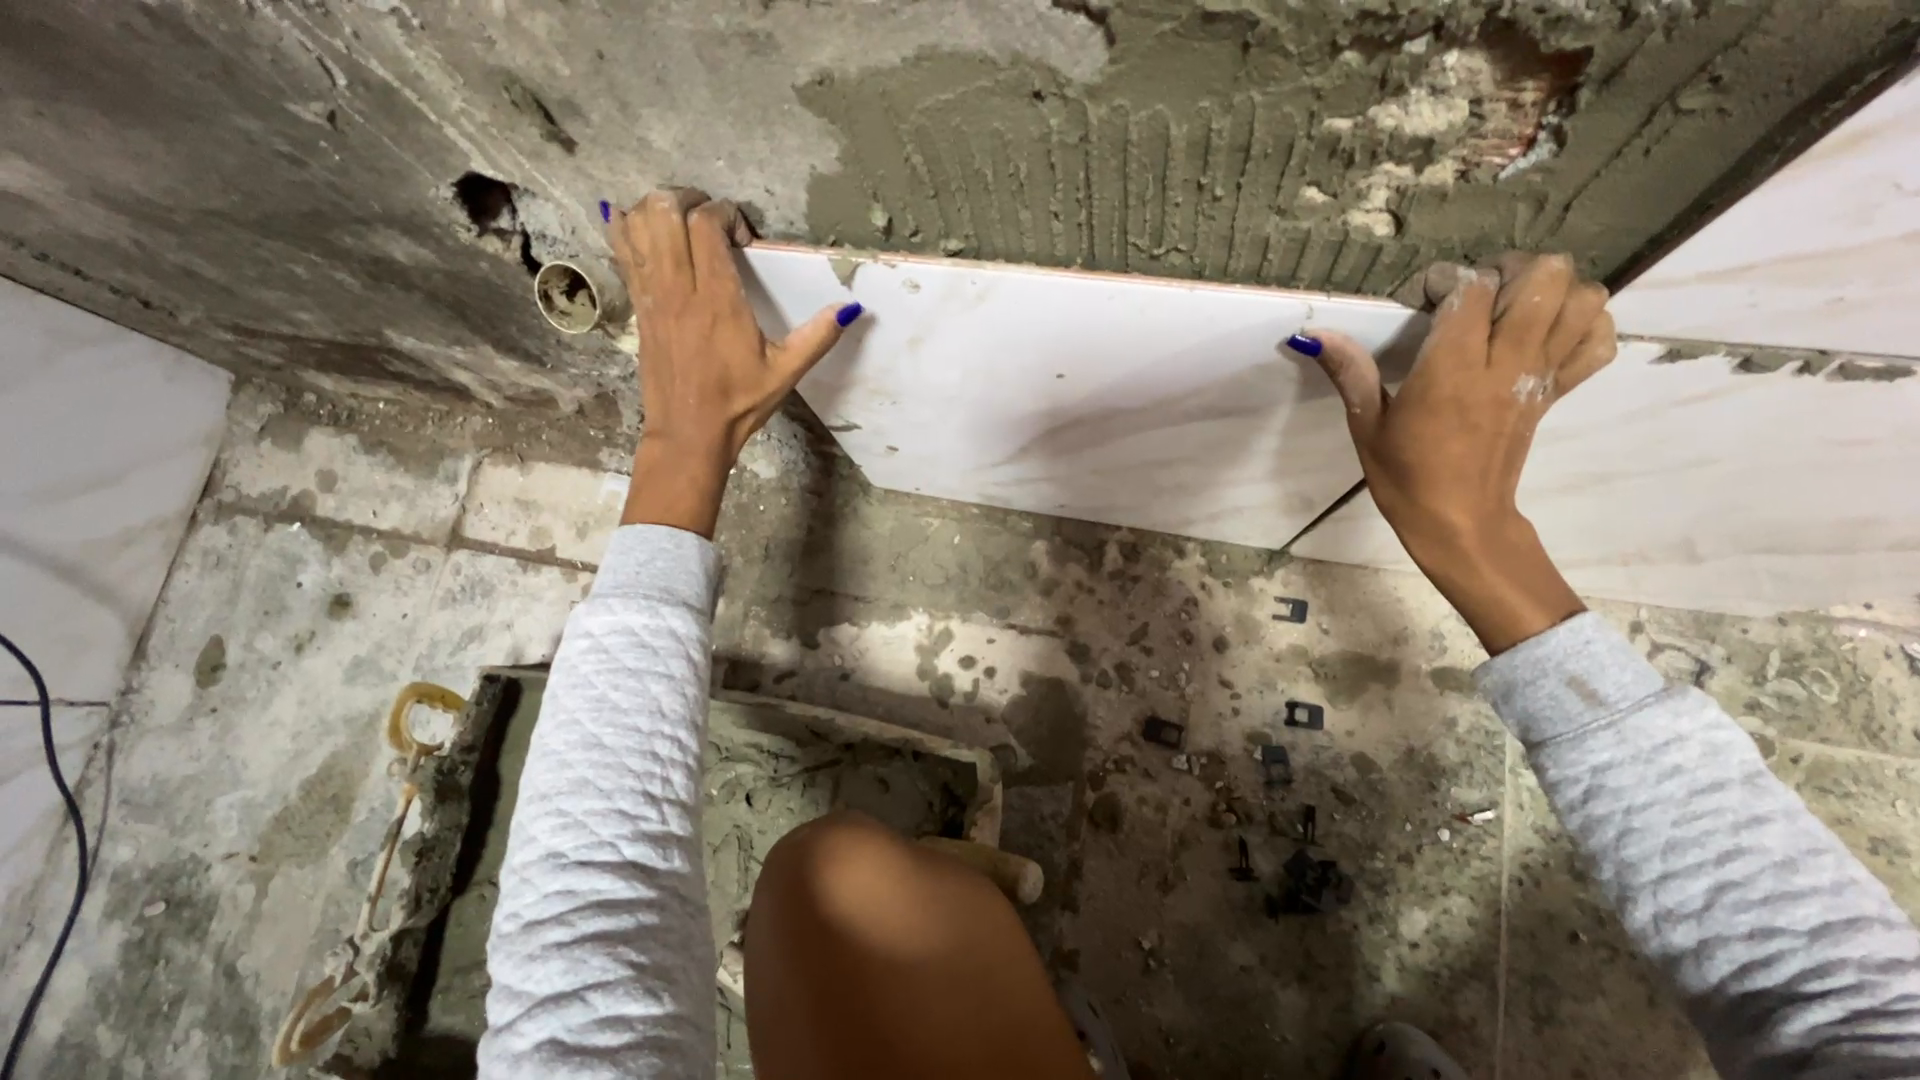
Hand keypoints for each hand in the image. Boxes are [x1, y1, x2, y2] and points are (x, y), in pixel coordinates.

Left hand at [608, 189, 861, 536]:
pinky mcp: (637, 307)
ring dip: (657, 209)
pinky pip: (620, 251)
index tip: (744, 237)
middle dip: (689, 199)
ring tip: (681, 221)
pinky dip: (627, 228)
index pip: (707, 225)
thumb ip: (818, 336)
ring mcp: (652, 296)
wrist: (688, 434)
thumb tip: (851, 305)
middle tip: (710, 217)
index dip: (725, 213)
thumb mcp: (786, 372)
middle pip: (664, 211)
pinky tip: (642, 228)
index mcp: (718, 301)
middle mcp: (679, 289)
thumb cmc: (739, 404)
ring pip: (636, 224)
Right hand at [1293, 254, 1617, 653]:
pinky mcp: (1557, 393)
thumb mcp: (1367, 425)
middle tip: (1477, 293)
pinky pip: (1597, 342)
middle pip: (1543, 277)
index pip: (1471, 287)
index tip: (1419, 301)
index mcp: (1453, 369)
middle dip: (1510, 270)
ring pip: (1582, 299)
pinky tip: (1549, 332)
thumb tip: (1312, 334)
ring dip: (1551, 291)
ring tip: (1512, 307)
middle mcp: (1506, 363)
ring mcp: (1540, 377)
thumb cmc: (1405, 477)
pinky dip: (1584, 324)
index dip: (1445, 279)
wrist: (1459, 523)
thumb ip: (1350, 371)